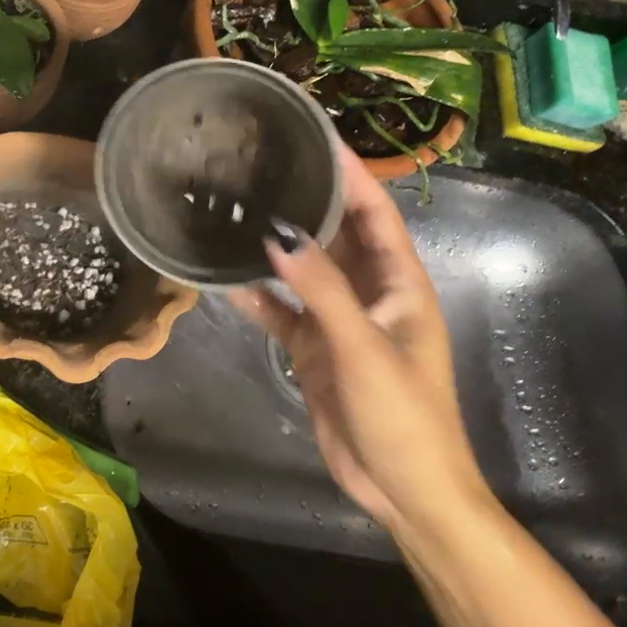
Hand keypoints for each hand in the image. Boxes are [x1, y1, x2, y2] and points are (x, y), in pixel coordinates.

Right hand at [233, 148, 492, 537]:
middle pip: (335, 233)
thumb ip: (321, 288)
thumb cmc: (403, 415)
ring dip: (275, 245)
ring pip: (303, 269)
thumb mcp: (363, 347)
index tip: (316, 134)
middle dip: (305, 199)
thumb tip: (277, 230)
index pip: (376, 213)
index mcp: (400, 284)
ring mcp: (339, 320)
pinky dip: (256, 296)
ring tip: (234, 208)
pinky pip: (281, 310)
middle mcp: (369, 292)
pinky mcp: (314, 348)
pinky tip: (223, 278)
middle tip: (260, 163)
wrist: (403, 492)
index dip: (352, 172)